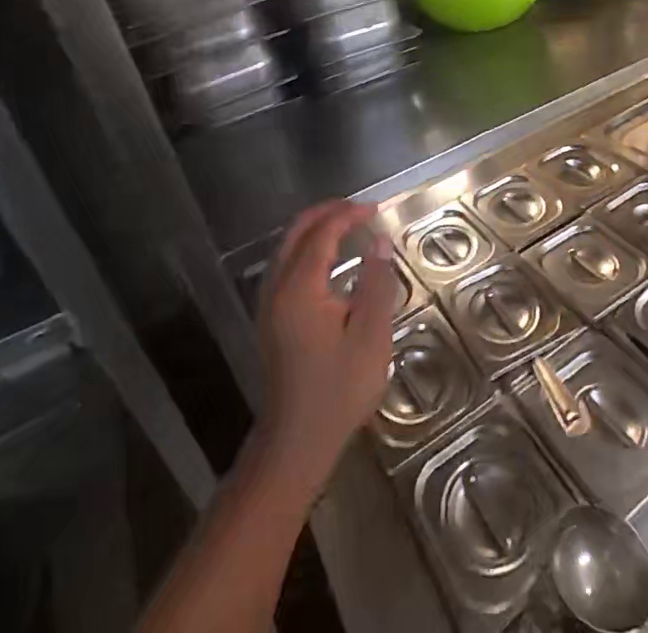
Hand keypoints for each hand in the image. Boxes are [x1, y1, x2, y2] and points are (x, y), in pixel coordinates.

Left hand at [253, 201, 396, 486]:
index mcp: (300, 289)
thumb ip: (376, 285)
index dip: (347, 216)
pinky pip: (284, 266)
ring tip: (347, 225)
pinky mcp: (269, 317)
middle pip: (296, 233)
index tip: (375, 209)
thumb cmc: (339, 390)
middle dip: (327, 213)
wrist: (297, 438)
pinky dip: (306, 249)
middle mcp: (276, 288)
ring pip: (286, 248)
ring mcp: (268, 303)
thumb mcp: (370, 338)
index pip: (321, 235)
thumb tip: (379, 242)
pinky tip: (327, 259)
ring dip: (314, 229)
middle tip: (360, 209)